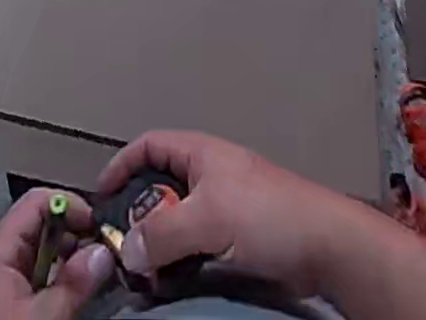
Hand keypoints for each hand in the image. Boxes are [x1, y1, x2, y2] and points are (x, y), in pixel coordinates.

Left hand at [0, 188, 116, 319]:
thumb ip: (74, 283)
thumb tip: (104, 252)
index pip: (38, 202)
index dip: (71, 207)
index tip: (99, 230)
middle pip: (42, 227)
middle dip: (75, 237)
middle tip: (103, 258)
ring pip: (42, 256)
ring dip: (70, 263)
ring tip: (94, 281)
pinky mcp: (1, 313)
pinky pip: (36, 283)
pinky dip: (58, 285)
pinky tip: (75, 301)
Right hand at [97, 131, 377, 296]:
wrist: (324, 243)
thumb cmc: (269, 215)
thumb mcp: (209, 217)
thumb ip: (163, 232)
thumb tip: (128, 250)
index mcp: (202, 152)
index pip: (150, 144)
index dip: (122, 164)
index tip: (101, 198)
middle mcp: (210, 174)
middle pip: (159, 187)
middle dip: (138, 215)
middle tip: (124, 249)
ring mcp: (223, 205)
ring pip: (175, 221)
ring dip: (158, 244)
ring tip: (146, 272)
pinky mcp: (234, 235)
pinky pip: (193, 243)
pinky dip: (177, 260)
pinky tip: (172, 281)